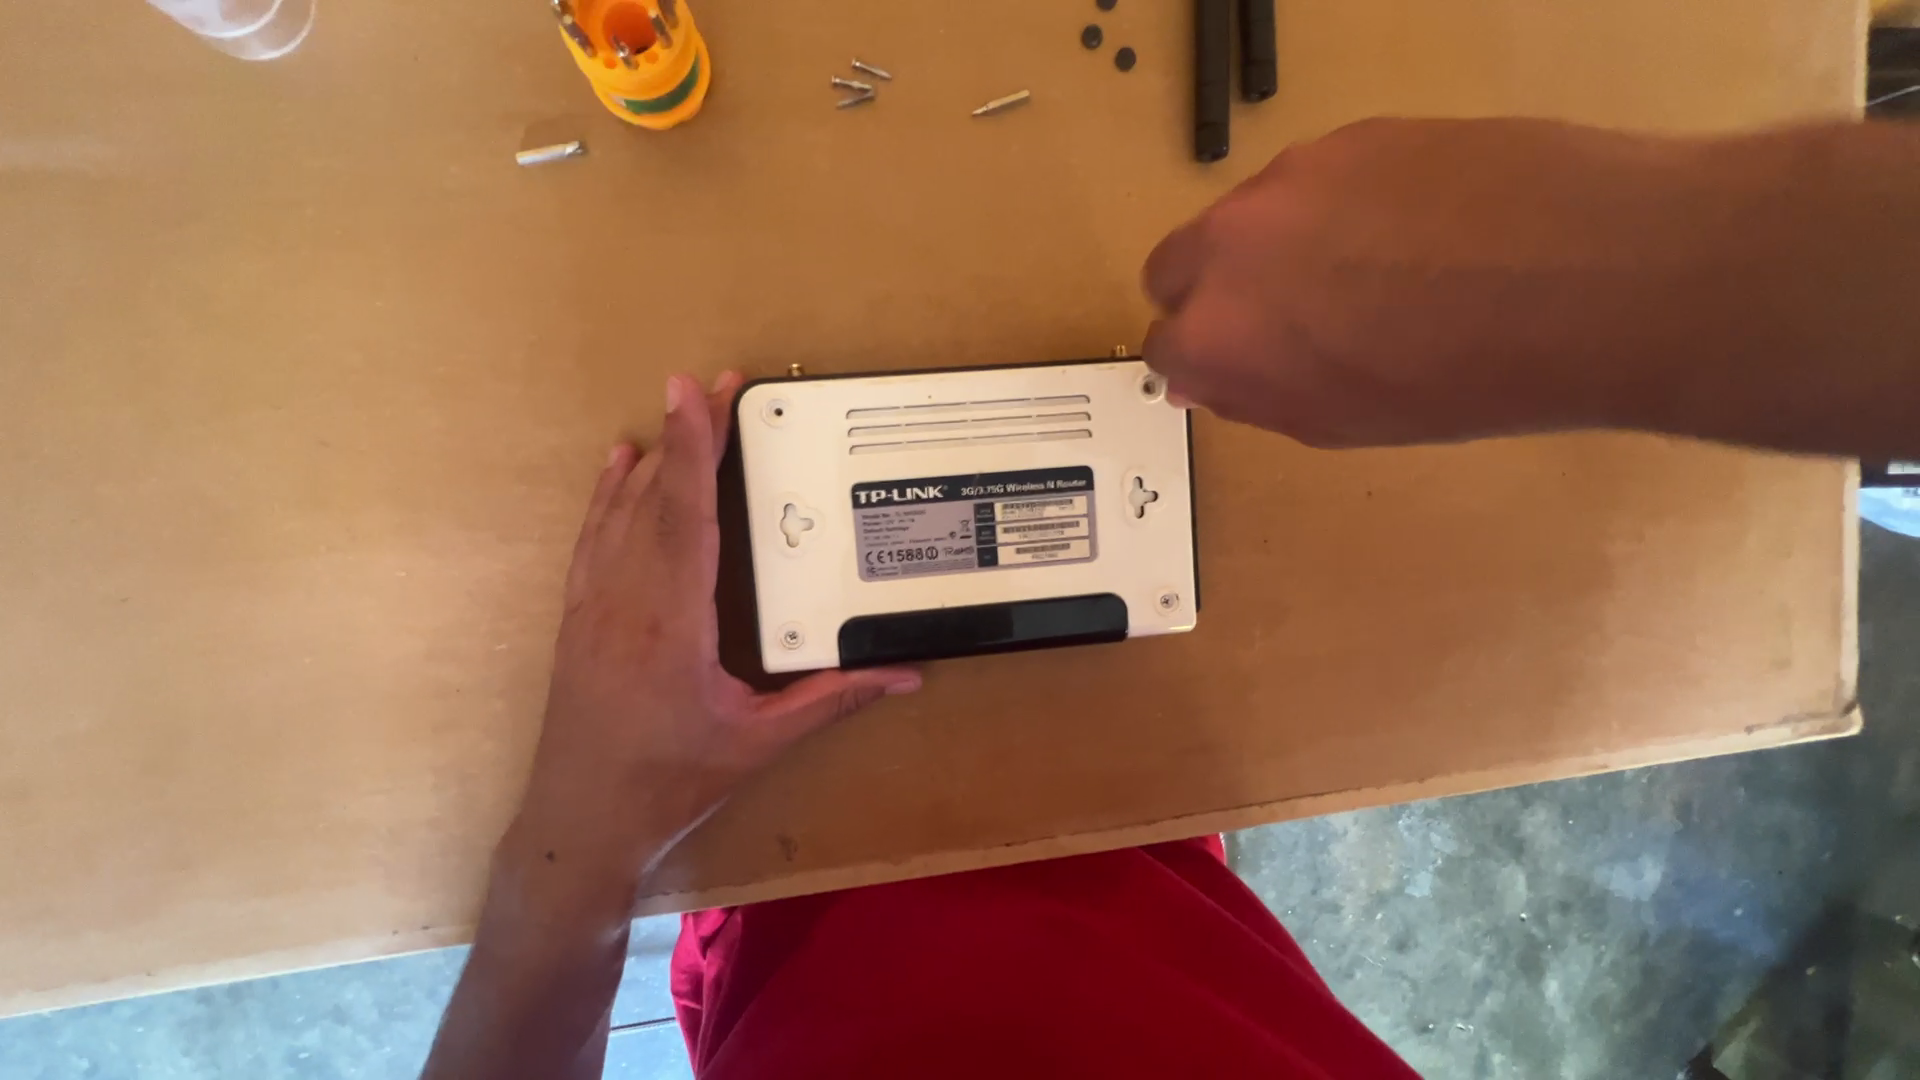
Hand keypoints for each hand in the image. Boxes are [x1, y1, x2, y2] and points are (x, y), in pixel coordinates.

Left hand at [505, 372, 920, 911]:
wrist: (578, 825)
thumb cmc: (671, 783)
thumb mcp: (760, 743)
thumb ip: (833, 700)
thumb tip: (906, 674)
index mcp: (672, 622)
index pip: (688, 519)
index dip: (694, 452)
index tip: (698, 395)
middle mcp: (626, 600)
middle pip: (656, 500)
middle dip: (685, 437)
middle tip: (712, 384)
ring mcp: (593, 605)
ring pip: (620, 513)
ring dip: (651, 458)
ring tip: (677, 408)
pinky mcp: (578, 617)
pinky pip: (593, 539)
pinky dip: (607, 496)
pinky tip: (617, 467)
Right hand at [1142, 117, 1751, 446]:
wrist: (1589, 278)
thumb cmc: (1450, 383)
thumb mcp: (1326, 420)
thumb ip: (1242, 394)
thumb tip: (1194, 377)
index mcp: (1215, 332)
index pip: (1161, 345)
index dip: (1194, 362)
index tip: (1230, 368)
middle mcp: (1228, 246)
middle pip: (1172, 268)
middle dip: (1204, 298)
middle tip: (1273, 320)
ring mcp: (1287, 180)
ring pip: (1239, 220)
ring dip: (1266, 251)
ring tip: (1353, 273)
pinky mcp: (1349, 134)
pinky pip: (1306, 183)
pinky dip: (1326, 210)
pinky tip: (1397, 231)